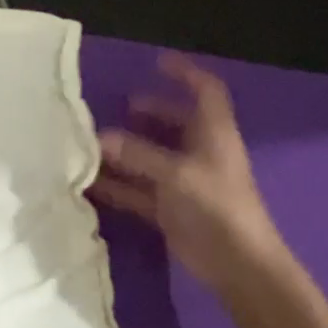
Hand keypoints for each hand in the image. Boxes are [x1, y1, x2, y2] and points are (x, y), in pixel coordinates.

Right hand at [92, 53, 286, 289]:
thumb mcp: (177, 174)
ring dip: (126, 150)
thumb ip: (138, 155)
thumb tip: (99, 139)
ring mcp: (185, 182)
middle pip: (176, 124)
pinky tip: (90, 182)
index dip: (186, 74)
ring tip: (93, 142)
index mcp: (214, 135)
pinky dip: (118, 185)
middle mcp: (200, 153)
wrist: (238, 264)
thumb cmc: (217, 206)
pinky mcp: (171, 209)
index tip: (157, 62)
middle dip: (148, 113)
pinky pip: (139, 190)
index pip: (206, 92)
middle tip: (117, 107)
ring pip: (152, 157)